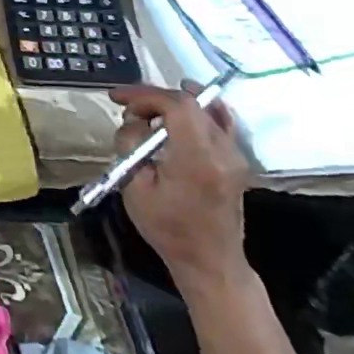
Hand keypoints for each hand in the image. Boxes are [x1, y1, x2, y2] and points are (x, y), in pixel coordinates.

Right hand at [110, 82, 248, 293]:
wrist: (209, 259)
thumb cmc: (166, 227)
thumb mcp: (134, 186)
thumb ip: (132, 146)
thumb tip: (134, 121)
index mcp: (198, 158)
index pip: (177, 106)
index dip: (145, 95)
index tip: (117, 99)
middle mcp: (224, 151)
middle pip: (192, 102)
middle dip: (154, 96)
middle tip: (125, 104)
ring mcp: (235, 155)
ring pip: (208, 108)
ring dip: (174, 102)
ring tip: (147, 109)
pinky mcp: (236, 160)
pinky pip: (220, 122)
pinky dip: (198, 110)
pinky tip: (180, 112)